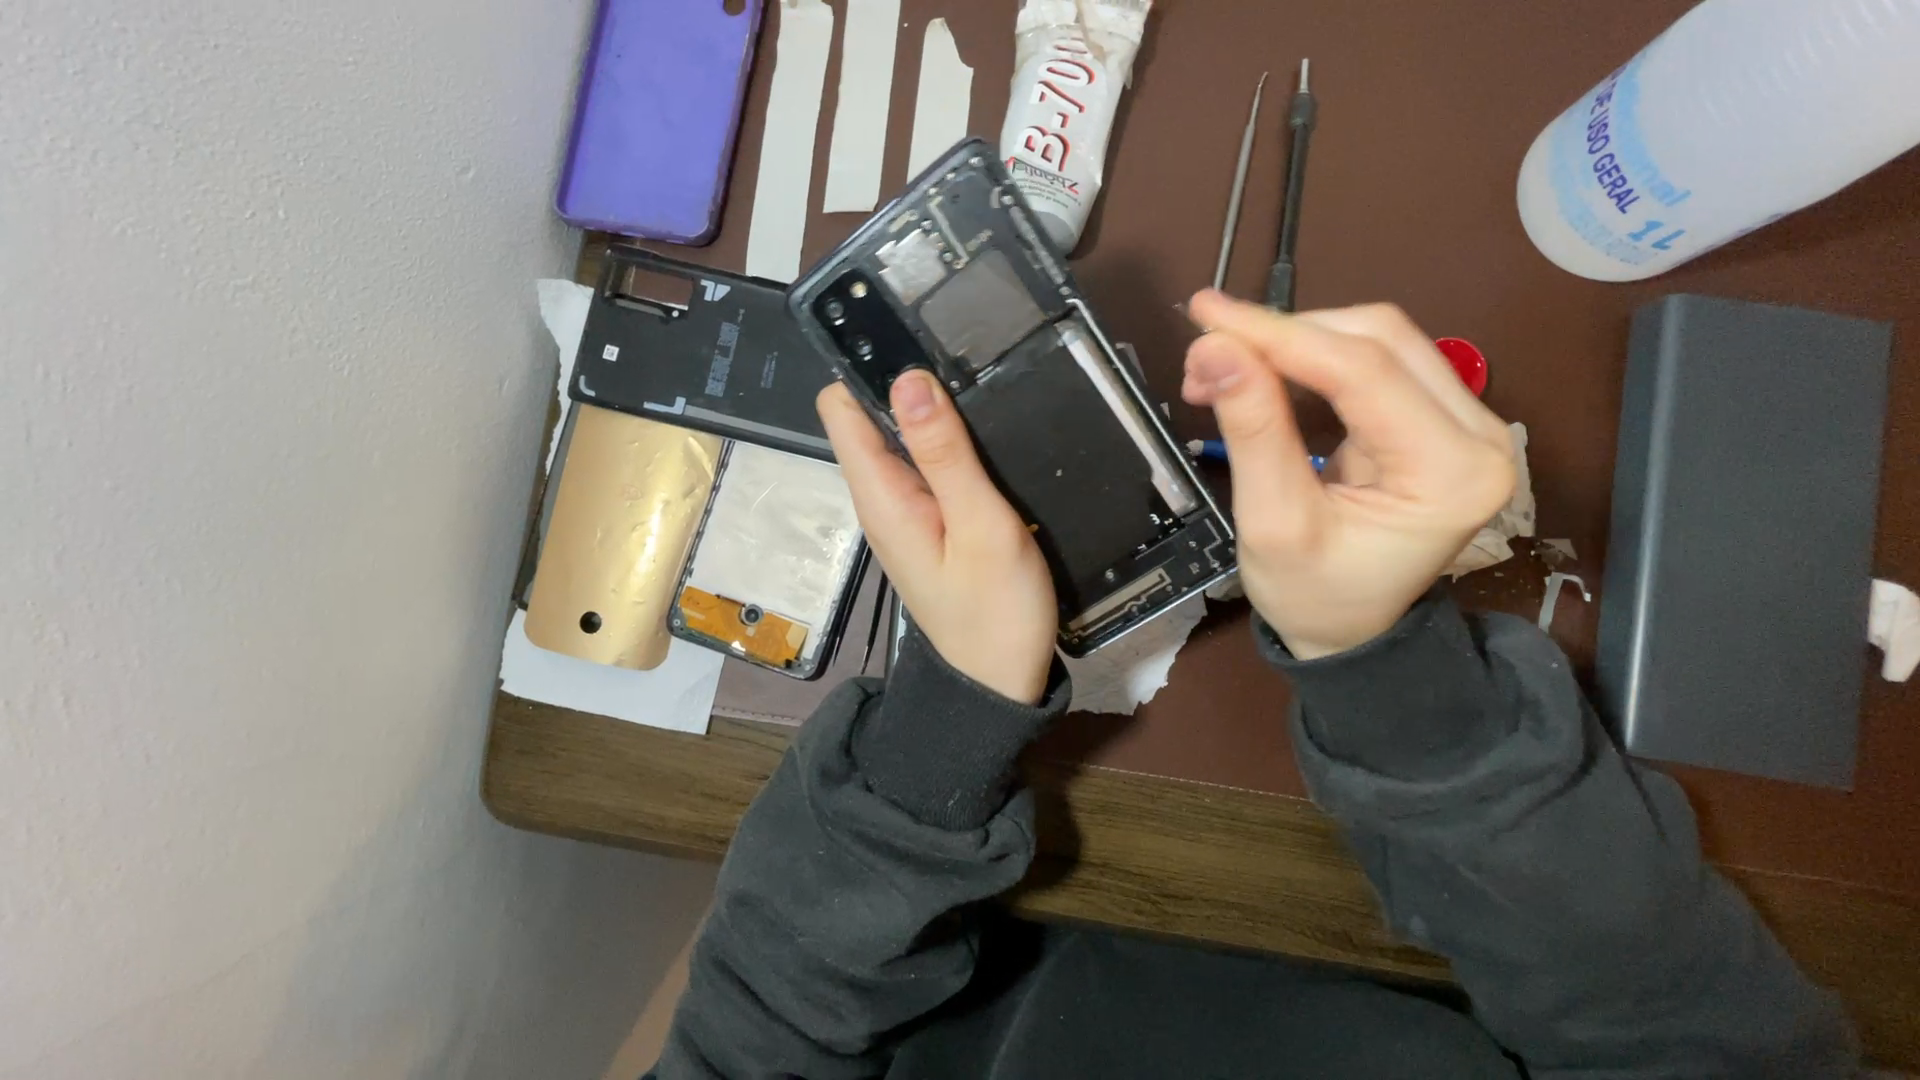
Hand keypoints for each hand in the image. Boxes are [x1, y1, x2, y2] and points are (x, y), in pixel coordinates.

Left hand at [816, 372, 1057, 703]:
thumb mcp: (980, 526)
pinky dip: (945, 440)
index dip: (863, 366)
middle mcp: (881, 497)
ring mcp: (904, 511)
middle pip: (871, 417)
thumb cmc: (995, 611)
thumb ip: (945, 454)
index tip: (905, 329)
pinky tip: (980, 428)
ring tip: (975, 374)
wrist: (1000, 681)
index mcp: (881, 495)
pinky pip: (925, 464)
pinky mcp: (929, 522)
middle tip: (957, 345)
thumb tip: (908, 380)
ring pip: (901, 438)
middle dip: (903, 379)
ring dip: (929, 408)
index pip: (840, 409)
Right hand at [1180, 291, 1515, 659]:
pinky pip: (1373, 361)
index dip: (1278, 336)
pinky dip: (1308, 358)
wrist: (1350, 628)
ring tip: (1222, 368)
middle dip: (1283, 335)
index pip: (1363, 372)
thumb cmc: (1312, 593)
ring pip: (1376, 339)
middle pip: (1378, 339)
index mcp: (1450, 473)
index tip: (1206, 317)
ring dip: (1292, 341)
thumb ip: (1253, 431)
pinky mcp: (1438, 417)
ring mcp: (1466, 421)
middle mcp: (1478, 434)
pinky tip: (1261, 371)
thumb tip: (1215, 347)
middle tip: (1206, 353)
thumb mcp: (1273, 523)